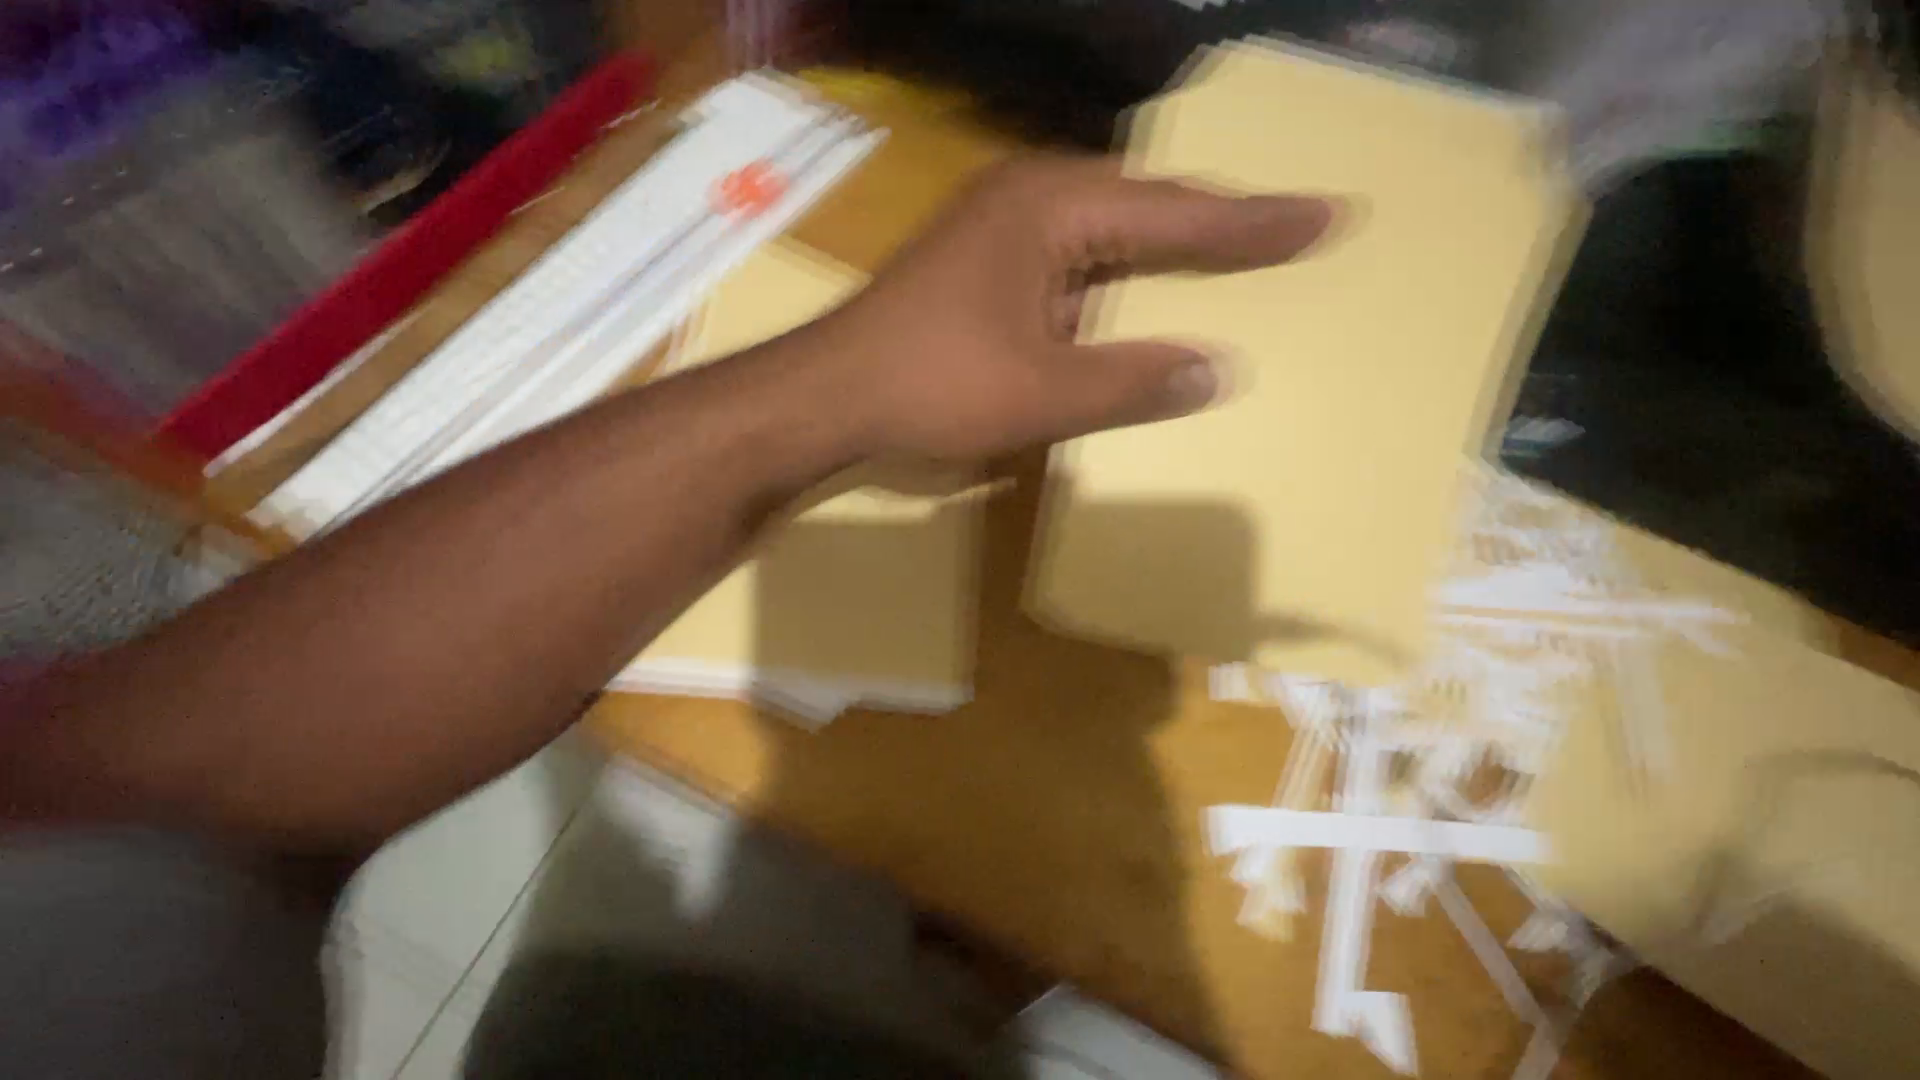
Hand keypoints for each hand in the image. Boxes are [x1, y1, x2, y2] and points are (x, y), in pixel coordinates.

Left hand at [801, 156, 1333, 461]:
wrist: (830, 393)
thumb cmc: (933, 384)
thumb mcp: (1044, 393)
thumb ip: (1136, 380)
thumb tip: (1220, 370)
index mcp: (1052, 206)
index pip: (1177, 209)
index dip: (1255, 220)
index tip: (1326, 214)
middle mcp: (1029, 195)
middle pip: (1145, 206)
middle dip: (1215, 222)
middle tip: (1287, 229)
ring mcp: (999, 225)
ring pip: (1107, 230)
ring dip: (1164, 248)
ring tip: (1232, 255)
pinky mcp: (982, 260)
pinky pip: (1072, 258)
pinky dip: (1114, 278)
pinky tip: (1140, 297)